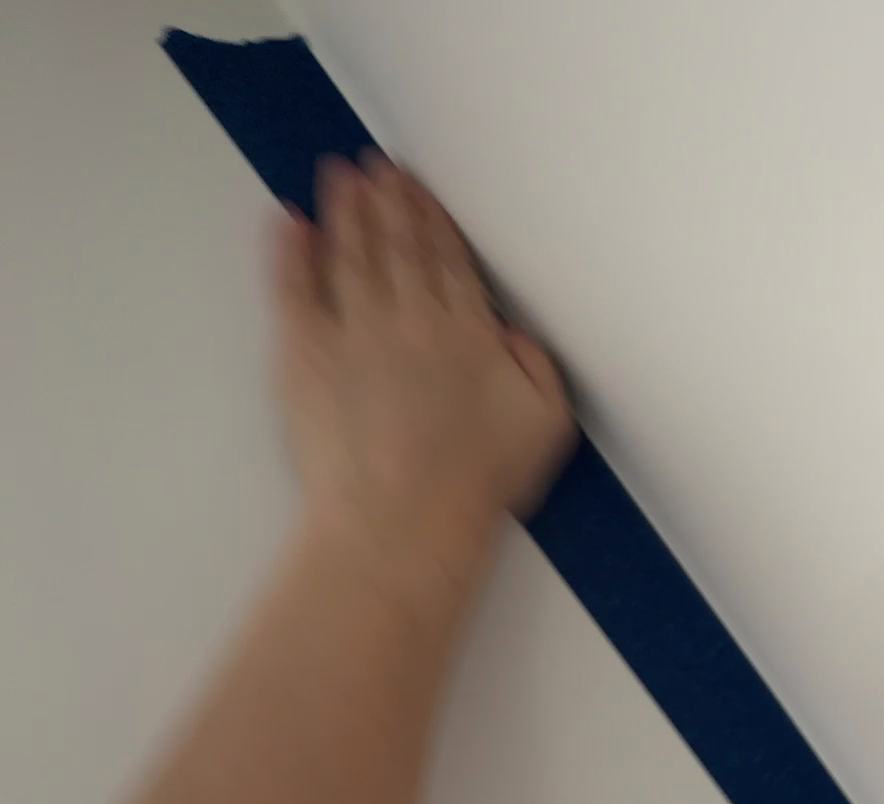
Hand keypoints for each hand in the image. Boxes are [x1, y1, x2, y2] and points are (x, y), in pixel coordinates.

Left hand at [273, 153, 575, 555]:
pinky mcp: (304, 353)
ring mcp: (354, 331)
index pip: (452, 267)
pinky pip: (295, 289)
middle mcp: (412, 320)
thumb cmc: (485, 475)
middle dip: (391, 204)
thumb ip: (540, 369)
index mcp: (472, 336)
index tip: (421, 190)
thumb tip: (513, 333)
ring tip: (342, 176)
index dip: (437, 224)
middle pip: (400, 251)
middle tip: (379, 165)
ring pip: (351, 257)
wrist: (406, 514)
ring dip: (347, 213)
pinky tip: (291, 223)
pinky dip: (291, 253)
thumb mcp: (549, 423)